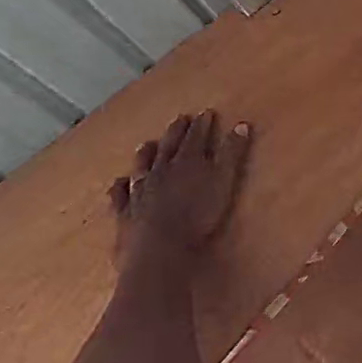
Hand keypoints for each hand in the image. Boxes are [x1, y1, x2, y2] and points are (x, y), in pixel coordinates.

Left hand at [109, 111, 251, 268]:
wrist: (159, 249)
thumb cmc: (198, 215)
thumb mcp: (224, 181)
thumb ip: (232, 153)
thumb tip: (241, 125)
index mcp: (187, 161)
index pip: (196, 136)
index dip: (202, 124)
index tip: (206, 113)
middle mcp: (162, 170)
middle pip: (169, 145)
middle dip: (177, 131)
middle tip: (181, 118)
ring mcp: (140, 191)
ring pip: (142, 166)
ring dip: (146, 153)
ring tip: (147, 144)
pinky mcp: (125, 213)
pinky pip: (120, 195)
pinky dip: (120, 187)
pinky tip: (120, 182)